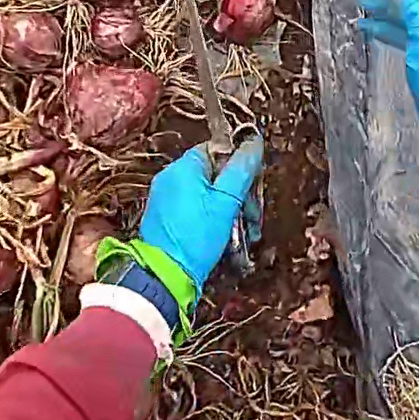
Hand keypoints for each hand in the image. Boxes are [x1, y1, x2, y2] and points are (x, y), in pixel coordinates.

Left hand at [137, 137, 264, 289]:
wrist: (164, 276)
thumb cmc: (196, 237)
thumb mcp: (226, 202)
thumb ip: (241, 169)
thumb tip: (254, 142)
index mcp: (183, 167)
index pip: (218, 149)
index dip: (239, 164)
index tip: (253, 183)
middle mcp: (172, 177)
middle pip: (215, 172)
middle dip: (239, 192)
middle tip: (252, 214)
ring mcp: (167, 197)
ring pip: (209, 192)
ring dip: (230, 207)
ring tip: (245, 231)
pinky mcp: (167, 216)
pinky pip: (197, 206)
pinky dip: (214, 216)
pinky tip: (229, 235)